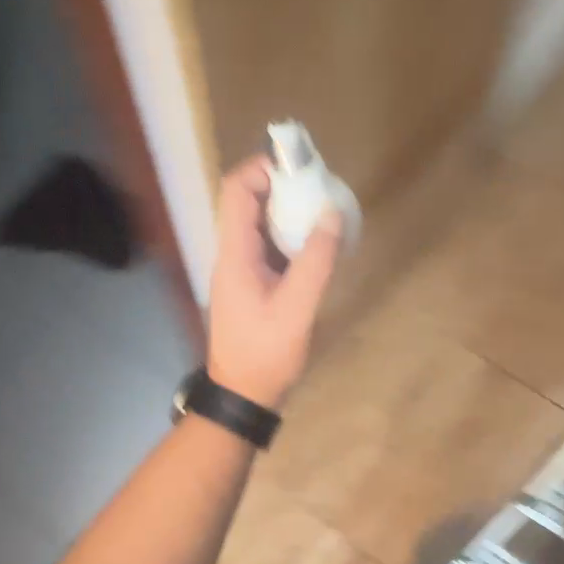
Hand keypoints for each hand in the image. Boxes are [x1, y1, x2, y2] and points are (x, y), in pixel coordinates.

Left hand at [206, 156, 343, 407]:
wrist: (242, 395)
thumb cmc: (265, 354)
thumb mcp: (296, 309)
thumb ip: (315, 262)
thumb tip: (331, 214)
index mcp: (235, 254)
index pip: (236, 190)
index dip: (263, 168)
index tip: (301, 167)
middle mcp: (233, 255)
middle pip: (249, 202)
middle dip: (283, 187)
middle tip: (321, 188)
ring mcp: (241, 270)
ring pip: (260, 224)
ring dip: (289, 212)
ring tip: (324, 212)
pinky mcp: (252, 285)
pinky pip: (269, 247)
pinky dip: (291, 238)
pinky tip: (317, 246)